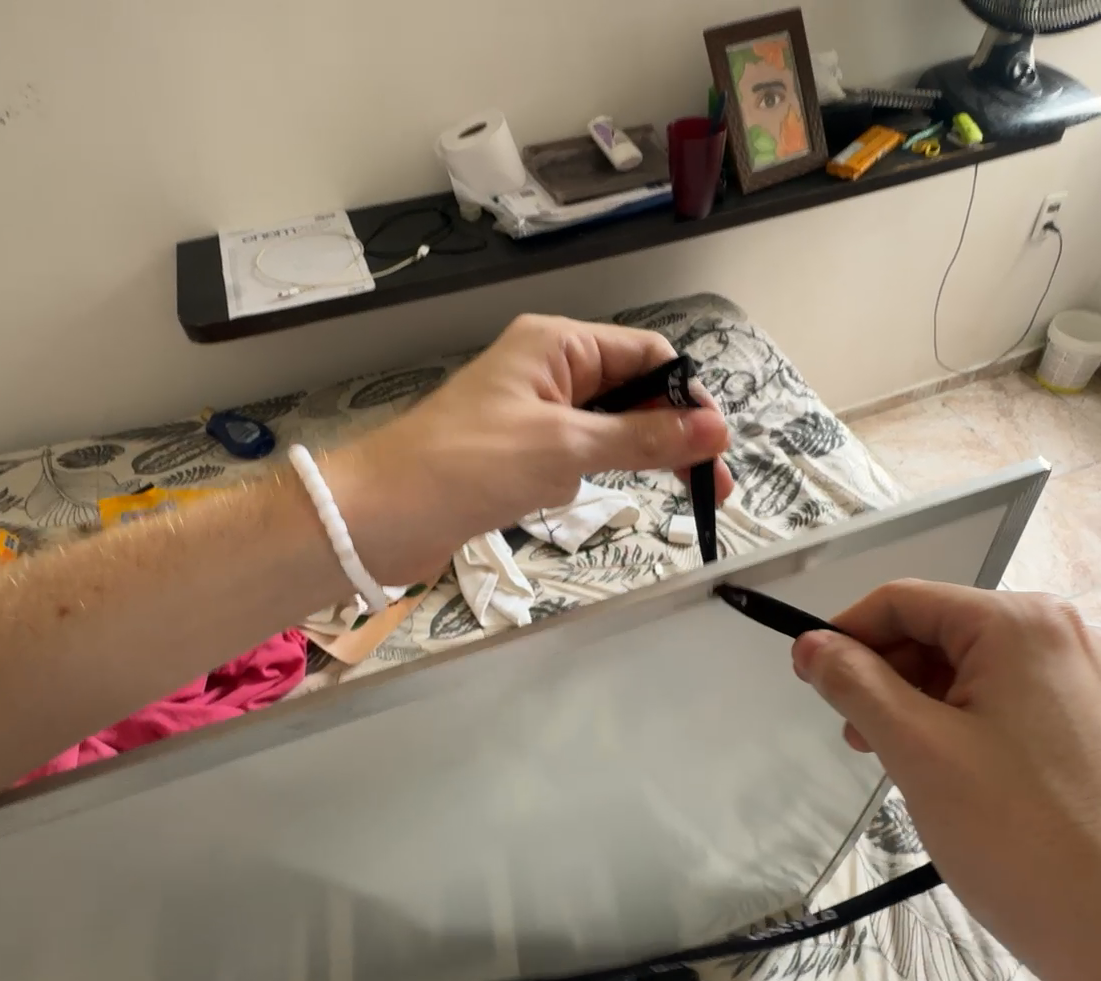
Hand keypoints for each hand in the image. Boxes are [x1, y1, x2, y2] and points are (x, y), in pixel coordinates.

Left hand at [324, 315, 733, 584]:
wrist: (383, 516)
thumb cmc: (472, 465)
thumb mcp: (568, 448)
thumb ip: (645, 437)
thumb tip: (717, 428)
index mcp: (559, 344)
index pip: (648, 356)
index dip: (687, 397)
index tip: (714, 447)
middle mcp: (549, 367)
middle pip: (633, 390)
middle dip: (671, 433)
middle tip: (710, 486)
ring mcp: (534, 409)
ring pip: (608, 425)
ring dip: (633, 454)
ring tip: (665, 492)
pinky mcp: (520, 448)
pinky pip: (578, 451)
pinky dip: (592, 471)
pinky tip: (583, 492)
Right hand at [791, 581, 1100, 980]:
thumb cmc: (1022, 839)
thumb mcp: (918, 751)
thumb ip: (855, 683)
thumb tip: (810, 645)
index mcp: (1023, 623)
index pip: (906, 599)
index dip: (846, 633)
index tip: (809, 675)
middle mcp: (1069, 636)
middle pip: (945, 632)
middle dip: (886, 675)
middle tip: (857, 737)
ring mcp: (1098, 683)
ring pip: (979, 670)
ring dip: (924, 703)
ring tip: (904, 764)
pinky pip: (1017, 702)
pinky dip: (969, 724)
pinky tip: (957, 775)